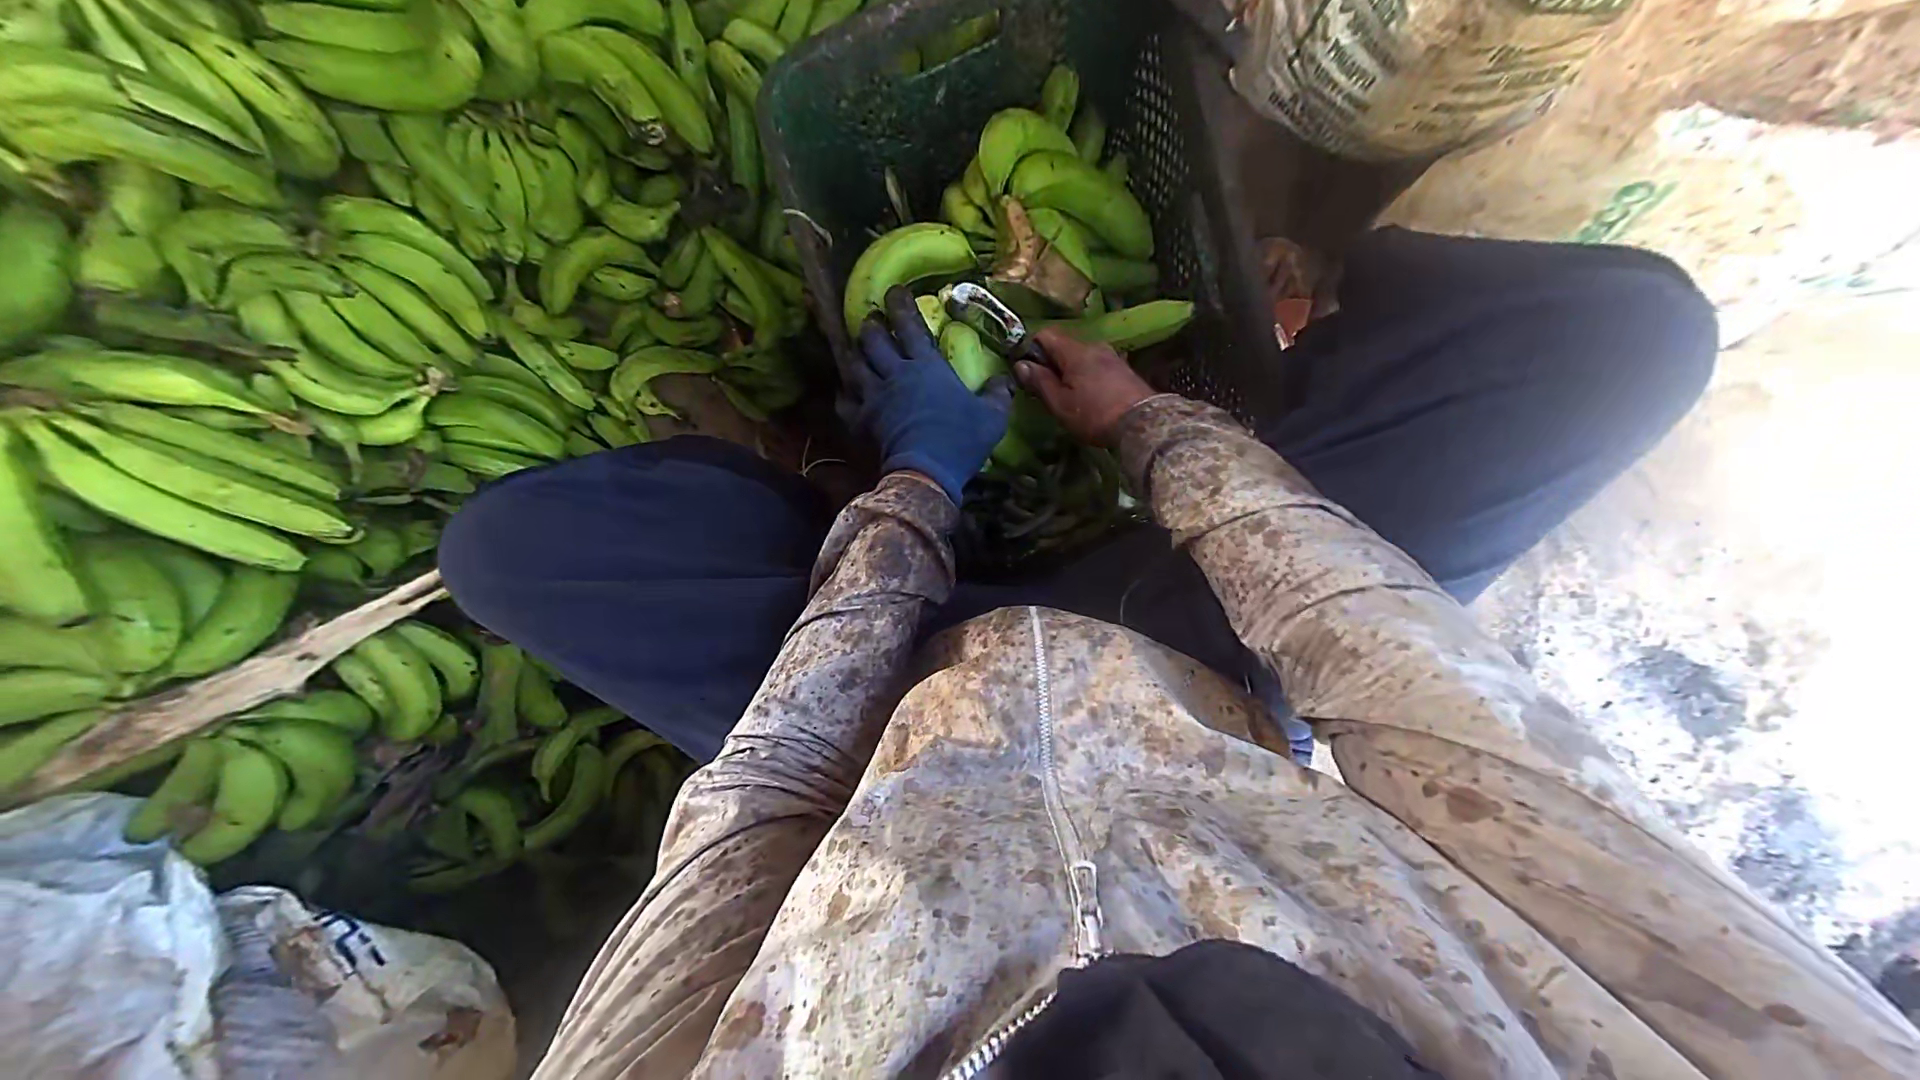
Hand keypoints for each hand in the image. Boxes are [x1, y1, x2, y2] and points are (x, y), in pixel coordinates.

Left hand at [855, 285, 1012, 501]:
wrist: (927, 471)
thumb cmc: (961, 440)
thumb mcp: (993, 417)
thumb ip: (998, 394)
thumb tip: (1006, 379)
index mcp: (927, 366)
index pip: (910, 325)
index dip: (900, 304)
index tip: (894, 291)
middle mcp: (896, 374)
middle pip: (874, 339)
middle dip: (871, 326)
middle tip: (872, 321)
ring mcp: (874, 396)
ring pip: (854, 364)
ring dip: (855, 354)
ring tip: (856, 349)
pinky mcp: (861, 419)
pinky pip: (844, 400)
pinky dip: (844, 393)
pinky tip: (847, 391)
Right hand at [1015, 328, 1156, 445]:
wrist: (1143, 423)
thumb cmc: (1095, 415)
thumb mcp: (1060, 404)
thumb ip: (1040, 381)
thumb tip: (1021, 364)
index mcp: (1074, 351)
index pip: (1045, 334)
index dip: (1030, 347)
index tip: (1026, 368)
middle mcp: (1094, 345)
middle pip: (1064, 344)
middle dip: (1050, 360)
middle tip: (1043, 386)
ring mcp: (1112, 355)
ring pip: (1081, 355)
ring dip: (1069, 369)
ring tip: (1066, 392)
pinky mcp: (1123, 369)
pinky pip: (1096, 364)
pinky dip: (1085, 373)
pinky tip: (1087, 393)